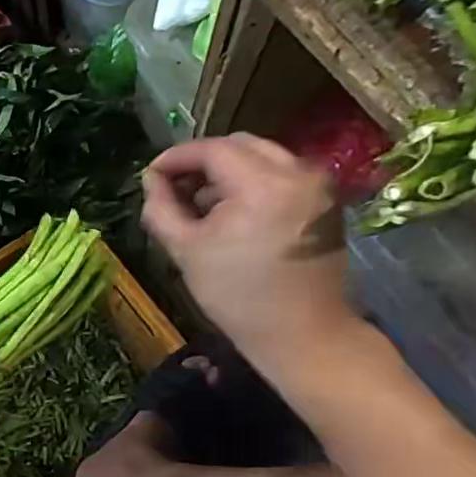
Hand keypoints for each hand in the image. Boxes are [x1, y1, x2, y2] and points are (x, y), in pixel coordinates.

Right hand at [142, 133, 353, 350]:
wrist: (301, 332)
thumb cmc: (237, 295)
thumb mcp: (185, 251)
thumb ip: (161, 208)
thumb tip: (151, 180)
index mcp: (263, 185)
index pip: (212, 150)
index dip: (176, 157)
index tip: (151, 174)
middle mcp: (298, 173)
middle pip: (239, 145)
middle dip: (201, 161)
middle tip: (174, 187)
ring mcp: (317, 185)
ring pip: (261, 156)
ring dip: (226, 171)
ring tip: (201, 204)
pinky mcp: (324, 200)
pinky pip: (280, 174)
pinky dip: (251, 182)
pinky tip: (231, 213)